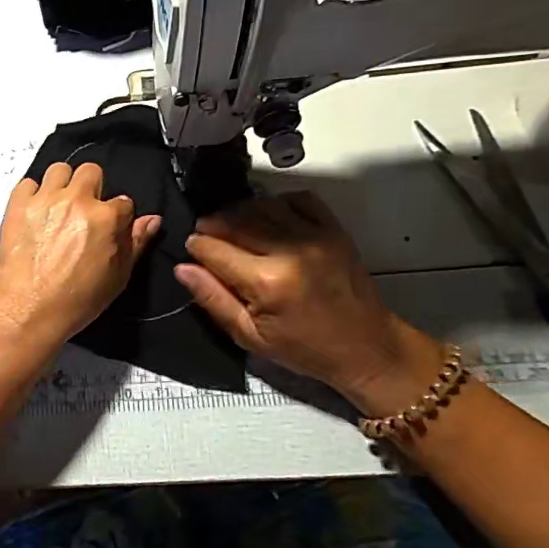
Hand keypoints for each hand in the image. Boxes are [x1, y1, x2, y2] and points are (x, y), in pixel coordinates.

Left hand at [0, 161, 162, 348]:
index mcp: (106, 218)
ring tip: (59, 206)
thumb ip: (136, 243)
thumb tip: (151, 221)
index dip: (118, 215)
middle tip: (84, 211)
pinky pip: (28, 183)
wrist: (28, 311)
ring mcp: (45, 200)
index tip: (109, 227)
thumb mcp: (118, 277)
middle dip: (92, 188)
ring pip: (59, 169)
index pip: (123, 201)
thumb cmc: (74, 301)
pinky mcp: (18, 205)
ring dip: (62, 184)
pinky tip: (36, 213)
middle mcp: (76, 201)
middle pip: (91, 171)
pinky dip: (33, 194)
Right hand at [175, 192, 433, 400]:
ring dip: (241, 213)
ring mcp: (314, 234)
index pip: (214, 248)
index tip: (194, 252)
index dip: (196, 247)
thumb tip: (183, 267)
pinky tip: (269, 220)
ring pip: (261, 204)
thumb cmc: (304, 349)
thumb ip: (213, 299)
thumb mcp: (250, 337)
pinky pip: (296, 198)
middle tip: (209, 238)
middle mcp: (289, 250)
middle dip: (213, 225)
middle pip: (234, 219)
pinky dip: (276, 203)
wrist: (365, 346)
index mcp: (267, 282)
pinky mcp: (333, 228)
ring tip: (235, 229)